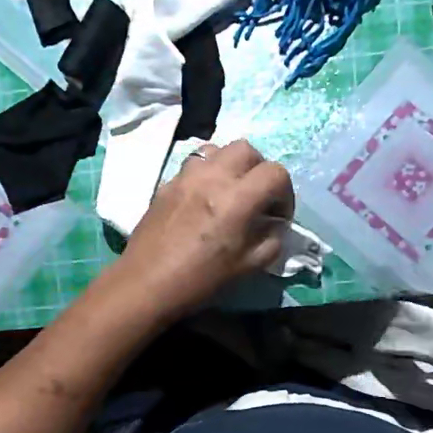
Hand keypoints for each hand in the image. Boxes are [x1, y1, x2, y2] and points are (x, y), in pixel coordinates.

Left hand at [111, 141, 293, 319]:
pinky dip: (208, 173)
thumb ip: (271, 240)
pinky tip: (204, 198)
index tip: (278, 217)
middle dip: (260, 170)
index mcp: (238, 199)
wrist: (147, 283)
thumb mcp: (249, 266)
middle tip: (258, 197)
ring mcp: (187, 176)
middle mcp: (213, 177)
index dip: (285, 194)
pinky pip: (194, 163)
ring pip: (218, 149)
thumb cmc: (202, 279)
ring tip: (230, 191)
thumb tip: (274, 226)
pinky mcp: (168, 183)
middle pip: (247, 150)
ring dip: (232, 165)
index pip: (276, 173)